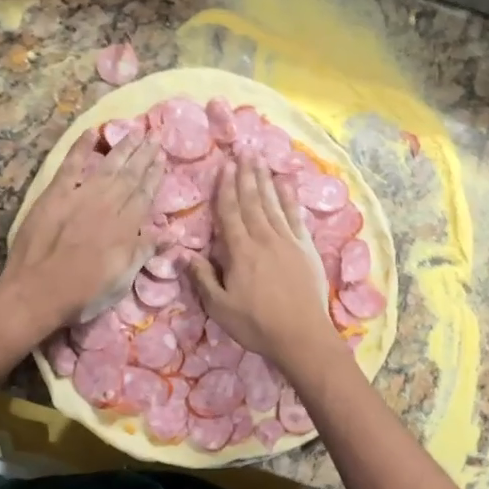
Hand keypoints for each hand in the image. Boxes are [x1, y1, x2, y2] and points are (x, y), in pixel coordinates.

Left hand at [0, 134, 163, 335]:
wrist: (37, 291)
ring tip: (136, 130)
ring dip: (123, 146)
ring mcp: (80, 196)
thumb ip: (144, 251)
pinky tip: (91, 132)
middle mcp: (107, 205)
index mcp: (125, 227)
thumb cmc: (83, 294)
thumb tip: (173, 233)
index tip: (163, 157)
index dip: (155, 175)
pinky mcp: (55, 194)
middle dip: (144, 154)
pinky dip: (81, 147)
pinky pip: (70, 164)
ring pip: (108, 165)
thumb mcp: (122, 279)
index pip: (145, 194)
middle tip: (155, 134)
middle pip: (130, 174)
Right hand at [189, 157, 338, 365]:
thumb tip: (183, 253)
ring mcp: (288, 241)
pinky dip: (289, 199)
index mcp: (240, 252)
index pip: (230, 213)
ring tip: (259, 160)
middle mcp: (264, 239)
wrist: (302, 336)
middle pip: (252, 201)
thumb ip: (202, 277)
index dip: (225, 189)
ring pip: (273, 204)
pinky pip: (295, 217)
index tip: (224, 166)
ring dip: (264, 180)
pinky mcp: (306, 248)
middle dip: (245, 176)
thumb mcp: (220, 307)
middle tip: (242, 151)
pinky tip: (285, 185)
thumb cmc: (257, 324)